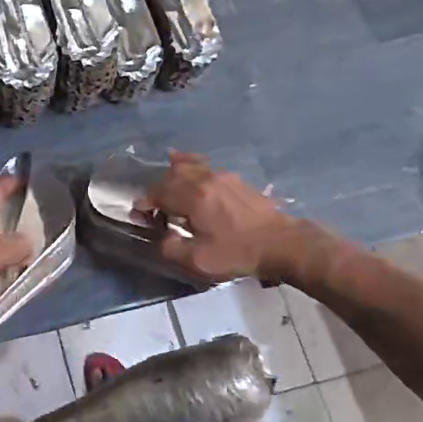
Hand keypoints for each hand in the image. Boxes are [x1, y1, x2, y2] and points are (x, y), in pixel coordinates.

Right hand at [141, 151, 302, 281]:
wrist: (281, 243)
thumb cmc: (238, 252)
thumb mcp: (198, 260)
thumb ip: (171, 248)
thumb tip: (162, 237)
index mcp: (193, 197)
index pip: (157, 193)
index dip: (145, 204)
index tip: (141, 217)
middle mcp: (204, 179)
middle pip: (170, 176)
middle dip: (157, 191)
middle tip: (155, 210)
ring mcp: (220, 175)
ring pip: (186, 166)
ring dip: (171, 177)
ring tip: (166, 190)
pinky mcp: (233, 179)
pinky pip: (203, 165)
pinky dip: (188, 164)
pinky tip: (182, 161)